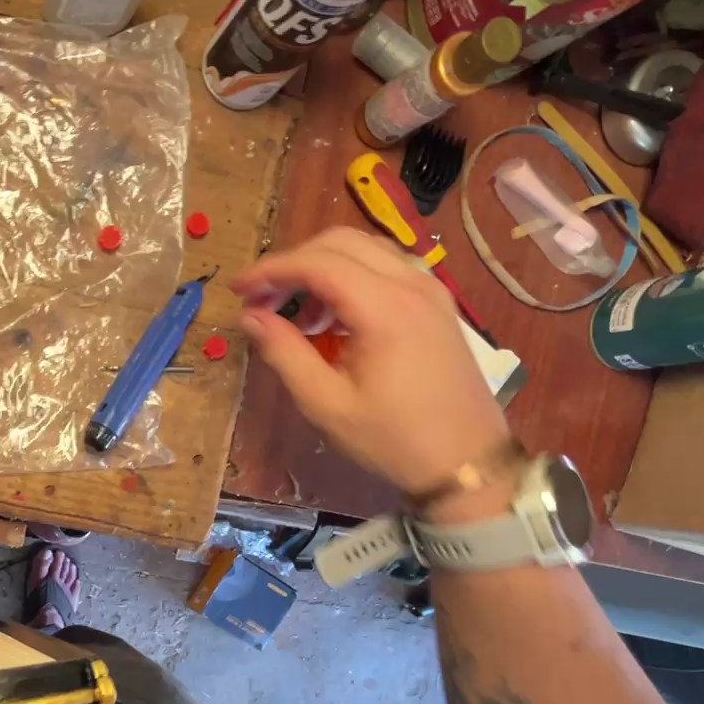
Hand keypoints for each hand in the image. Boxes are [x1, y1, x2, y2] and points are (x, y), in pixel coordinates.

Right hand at [231, 228, 512, 497]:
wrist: (466, 460)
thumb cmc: (390, 438)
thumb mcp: (325, 403)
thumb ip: (285, 353)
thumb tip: (249, 317)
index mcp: (384, 309)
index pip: (317, 263)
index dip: (270, 269)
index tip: (237, 288)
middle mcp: (411, 284)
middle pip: (340, 243)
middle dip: (292, 263)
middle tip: (260, 300)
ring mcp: (430, 289)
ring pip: (364, 249)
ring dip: (320, 268)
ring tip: (294, 312)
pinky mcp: (436, 302)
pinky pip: (385, 267)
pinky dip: (349, 277)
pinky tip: (331, 317)